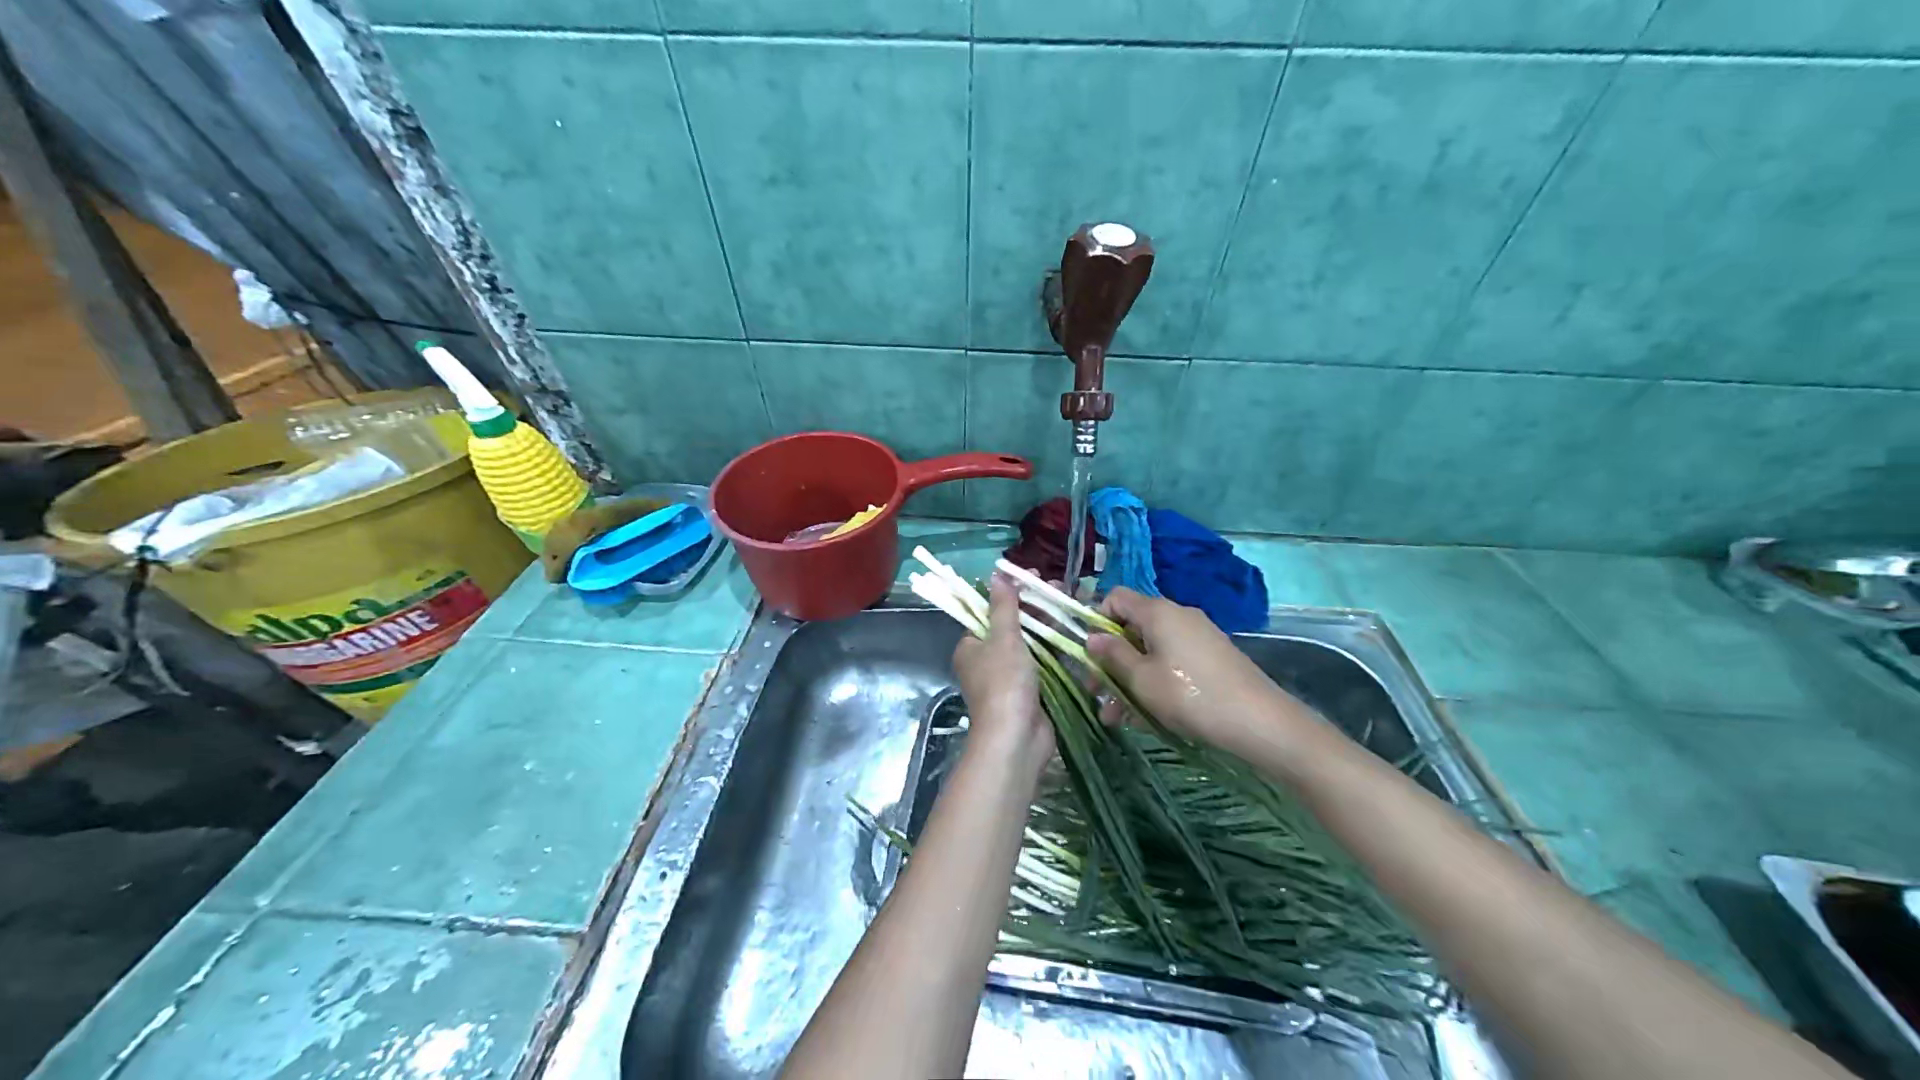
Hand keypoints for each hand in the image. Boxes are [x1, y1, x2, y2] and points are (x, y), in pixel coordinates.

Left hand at [952, 576, 1053, 775]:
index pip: (989, 611)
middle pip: (1012, 625)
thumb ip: (1003, 606)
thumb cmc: (1004, 683)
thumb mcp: (1003, 638)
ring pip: (1029, 642)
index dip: (1011, 593)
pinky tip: (1072, 630)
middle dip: (1034, 605)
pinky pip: (1042, 661)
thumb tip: (998, 575)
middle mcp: (987, 660)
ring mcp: (1009, 676)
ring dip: (1047, 623)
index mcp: (971, 646)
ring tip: (1070, 601)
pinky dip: (1055, 646)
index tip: (1034, 578)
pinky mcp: (1030, 690)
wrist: (1016, 738)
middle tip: (1060, 587)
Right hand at [1086, 588, 1301, 752]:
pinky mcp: (1211, 658)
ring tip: (1115, 717)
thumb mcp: (1141, 679)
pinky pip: (1171, 663)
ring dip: (1128, 679)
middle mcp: (1177, 616)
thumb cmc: (1190, 695)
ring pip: (1149, 651)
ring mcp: (1197, 637)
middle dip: (1110, 660)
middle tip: (1097, 693)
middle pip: (1131, 628)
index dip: (1096, 621)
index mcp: (1158, 612)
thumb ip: (1112, 655)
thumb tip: (1091, 637)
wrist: (1259, 721)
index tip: (1089, 654)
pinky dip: (1153, 683)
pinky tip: (1144, 718)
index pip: (1115, 598)